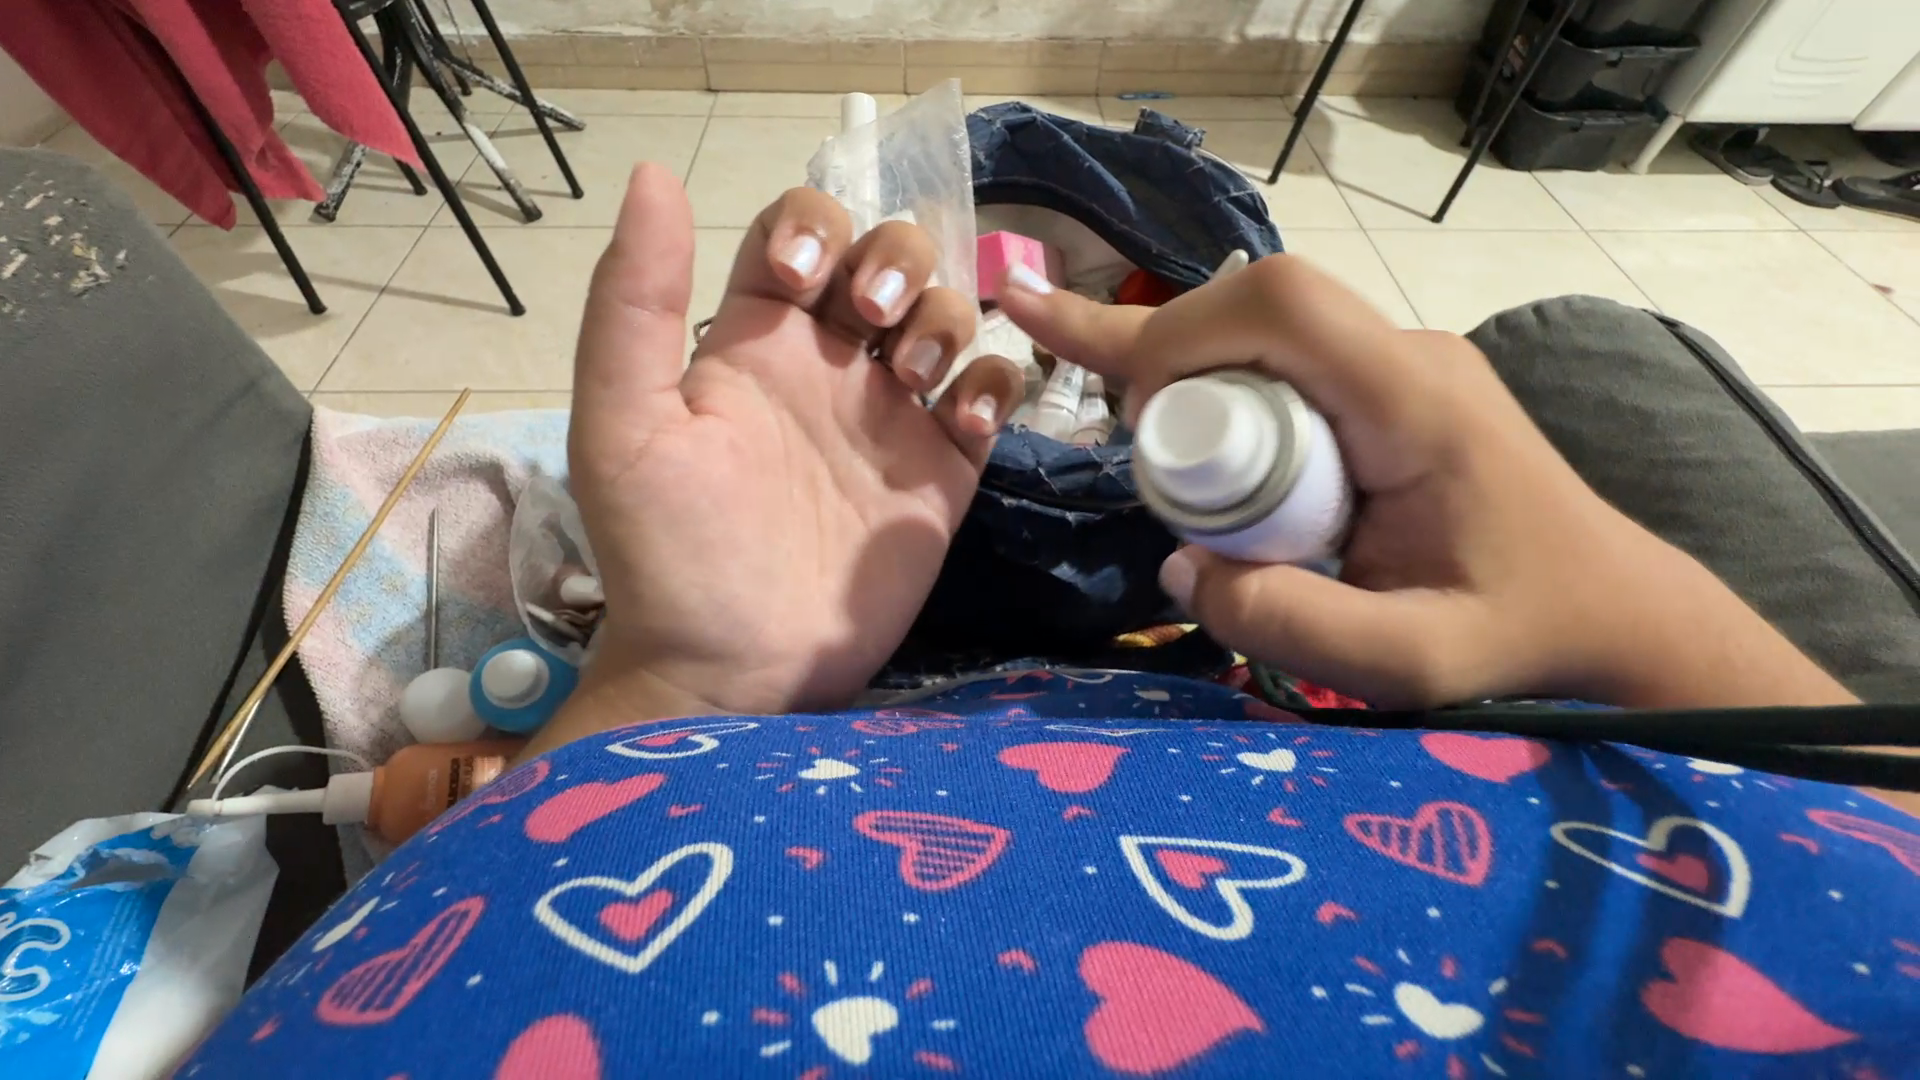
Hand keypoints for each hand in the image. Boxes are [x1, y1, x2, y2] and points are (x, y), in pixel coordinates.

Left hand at [561, 166, 1022, 725]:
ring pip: (949, 316)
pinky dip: (991, 389)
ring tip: (916, 388)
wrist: (736, 665)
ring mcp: (893, 419)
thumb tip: (656, 174)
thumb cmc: (672, 550)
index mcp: (758, 339)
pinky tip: (959, 427)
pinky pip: (989, 394)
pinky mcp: (941, 471)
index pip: (802, 228)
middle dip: (897, 264)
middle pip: (892, 256)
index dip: (815, 224)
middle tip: (875, 328)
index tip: (804, 281)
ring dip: (944, 324)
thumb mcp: (625, 425)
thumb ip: (634, 304)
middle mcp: (833, 366)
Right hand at [998, 256, 1852, 708]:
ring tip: (1143, 434)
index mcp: (1416, 400)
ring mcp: (1389, 365)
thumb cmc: (1519, 634)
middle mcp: (1401, 357)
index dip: (1182, 340)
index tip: (1141, 426)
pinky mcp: (1373, 388)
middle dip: (1160, 350)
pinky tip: (1177, 419)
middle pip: (1253, 307)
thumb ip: (1291, 624)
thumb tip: (1179, 566)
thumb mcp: (1412, 662)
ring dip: (1178, 365)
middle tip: (1124, 435)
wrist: (1607, 610)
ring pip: (1253, 328)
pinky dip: (1205, 380)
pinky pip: (1271, 361)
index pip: (1281, 309)